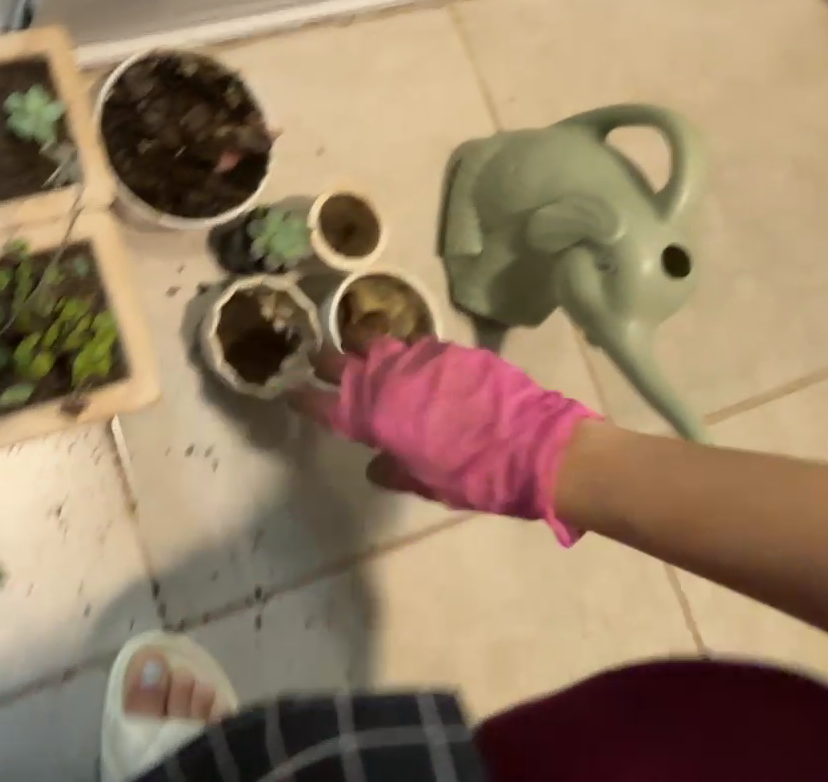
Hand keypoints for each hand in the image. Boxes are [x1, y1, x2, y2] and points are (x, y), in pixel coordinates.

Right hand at [294, 336, 595, 544]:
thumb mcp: (427, 484)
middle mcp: (385, 380)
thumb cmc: (475, 477)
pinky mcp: (447, 350)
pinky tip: (417, 365)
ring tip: (365, 354)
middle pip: (339, 362)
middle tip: (320, 364)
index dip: (302, 399)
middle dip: (325, 363)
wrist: (539, 448)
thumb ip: (395, 470)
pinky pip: (415, 347)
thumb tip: (376, 464)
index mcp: (372, 417)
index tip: (289, 392)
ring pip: (375, 344)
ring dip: (364, 350)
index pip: (322, 404)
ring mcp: (415, 359)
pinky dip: (407, 355)